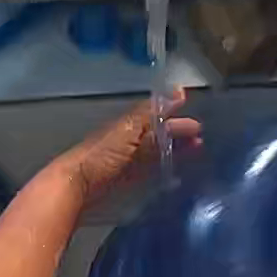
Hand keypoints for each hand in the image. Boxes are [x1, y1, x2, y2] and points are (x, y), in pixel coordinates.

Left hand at [47, 88, 200, 210]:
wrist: (76, 186)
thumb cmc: (102, 155)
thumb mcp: (129, 129)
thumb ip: (152, 113)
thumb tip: (178, 91)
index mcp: (129, 125)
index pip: (157, 115)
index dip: (175, 115)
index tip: (197, 119)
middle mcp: (129, 141)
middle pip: (158, 135)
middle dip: (179, 134)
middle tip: (201, 139)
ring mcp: (127, 162)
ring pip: (156, 154)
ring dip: (175, 152)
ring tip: (195, 154)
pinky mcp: (125, 183)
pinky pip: (149, 173)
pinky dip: (164, 172)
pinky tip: (177, 178)